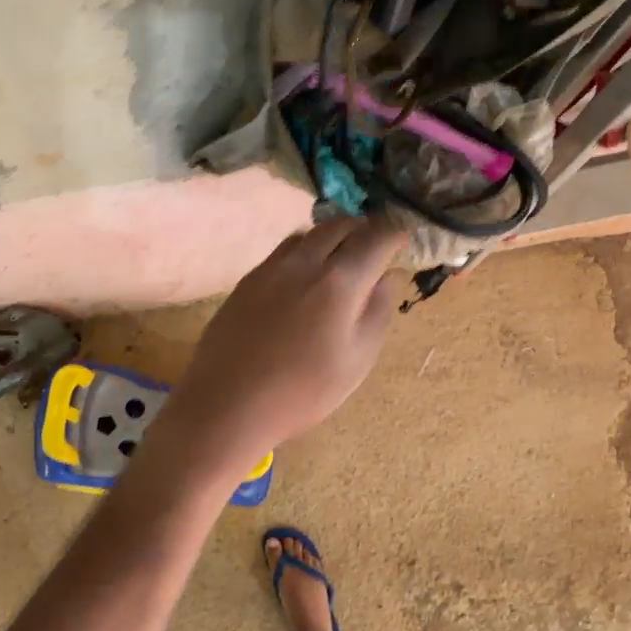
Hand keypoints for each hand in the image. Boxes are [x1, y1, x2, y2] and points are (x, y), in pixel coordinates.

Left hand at [159, 216, 406, 465]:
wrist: (227, 404)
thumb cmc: (300, 392)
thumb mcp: (356, 361)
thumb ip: (377, 312)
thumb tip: (389, 277)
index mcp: (339, 282)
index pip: (376, 238)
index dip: (395, 234)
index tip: (403, 241)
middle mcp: (303, 264)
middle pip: (338, 226)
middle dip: (362, 230)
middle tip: (373, 247)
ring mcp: (268, 270)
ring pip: (305, 234)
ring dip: (328, 237)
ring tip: (337, 259)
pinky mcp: (244, 283)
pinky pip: (279, 253)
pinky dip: (300, 252)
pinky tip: (300, 278)